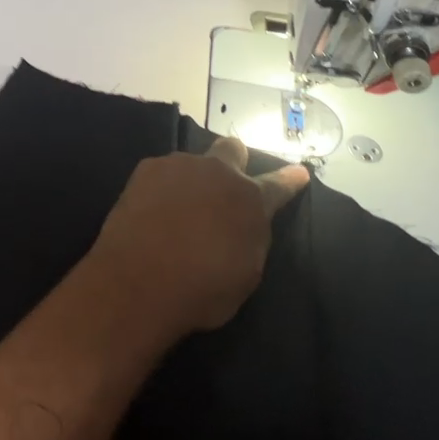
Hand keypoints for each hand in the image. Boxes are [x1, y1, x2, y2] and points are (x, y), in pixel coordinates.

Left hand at [86, 137, 310, 337]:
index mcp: (251, 200)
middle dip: (233, 163)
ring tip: (178, 210)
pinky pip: (162, 173)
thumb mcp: (246, 273)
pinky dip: (163, 188)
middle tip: (222, 189)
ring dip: (193, 180)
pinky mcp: (146, 169)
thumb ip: (250, 239)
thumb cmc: (202, 290)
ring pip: (193, 162)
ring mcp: (180, 166)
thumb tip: (244, 224)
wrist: (139, 281)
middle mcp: (219, 173)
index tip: (299, 172)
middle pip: (232, 149)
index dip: (290, 179)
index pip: (279, 185)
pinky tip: (152, 211)